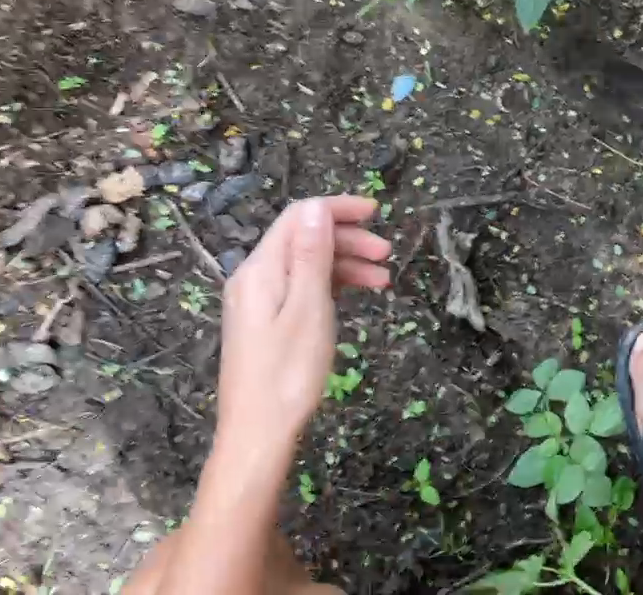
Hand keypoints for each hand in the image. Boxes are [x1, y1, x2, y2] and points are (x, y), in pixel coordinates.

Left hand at [213, 196, 390, 462]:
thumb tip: (317, 207)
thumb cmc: (287, 372)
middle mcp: (255, 277)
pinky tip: (357, 295)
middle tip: (387, 253)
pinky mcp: (266, 321)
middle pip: (304, 238)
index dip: (338, 209)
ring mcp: (259, 300)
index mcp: (261, 269)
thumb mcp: (309, 308)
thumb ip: (313, 254)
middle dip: (348, 238)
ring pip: (307, 263)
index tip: (377, 212)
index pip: (300, 217)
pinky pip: (302, 286)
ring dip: (345, 263)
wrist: (257, 436)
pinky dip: (332, 285)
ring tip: (383, 280)